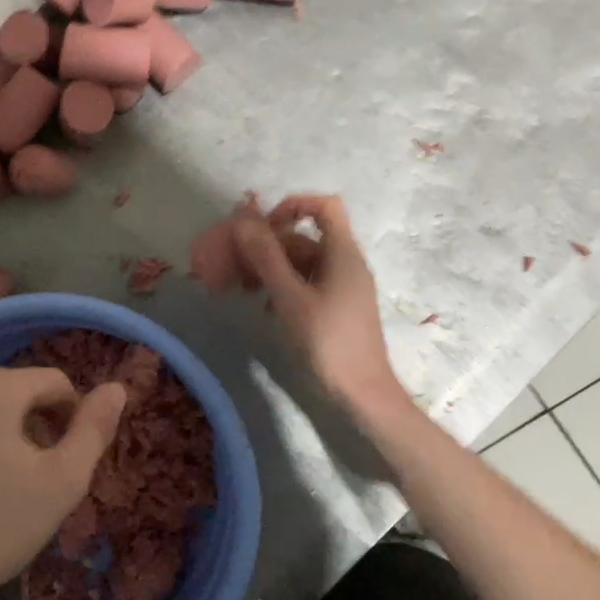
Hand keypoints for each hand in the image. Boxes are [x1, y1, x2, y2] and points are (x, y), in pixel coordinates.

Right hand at [233, 194, 400, 409]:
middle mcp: (346, 264)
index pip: (324, 206)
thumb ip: (267, 258)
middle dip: (270, 244)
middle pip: (307, 236)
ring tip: (244, 287)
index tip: (262, 227)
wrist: (361, 393)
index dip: (293, 206)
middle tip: (237, 263)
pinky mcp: (338, 309)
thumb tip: (244, 220)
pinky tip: (264, 307)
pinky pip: (308, 284)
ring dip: (272, 268)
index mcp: (343, 253)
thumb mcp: (290, 298)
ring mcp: (343, 288)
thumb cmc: (328, 342)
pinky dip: (284, 287)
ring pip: (304, 263)